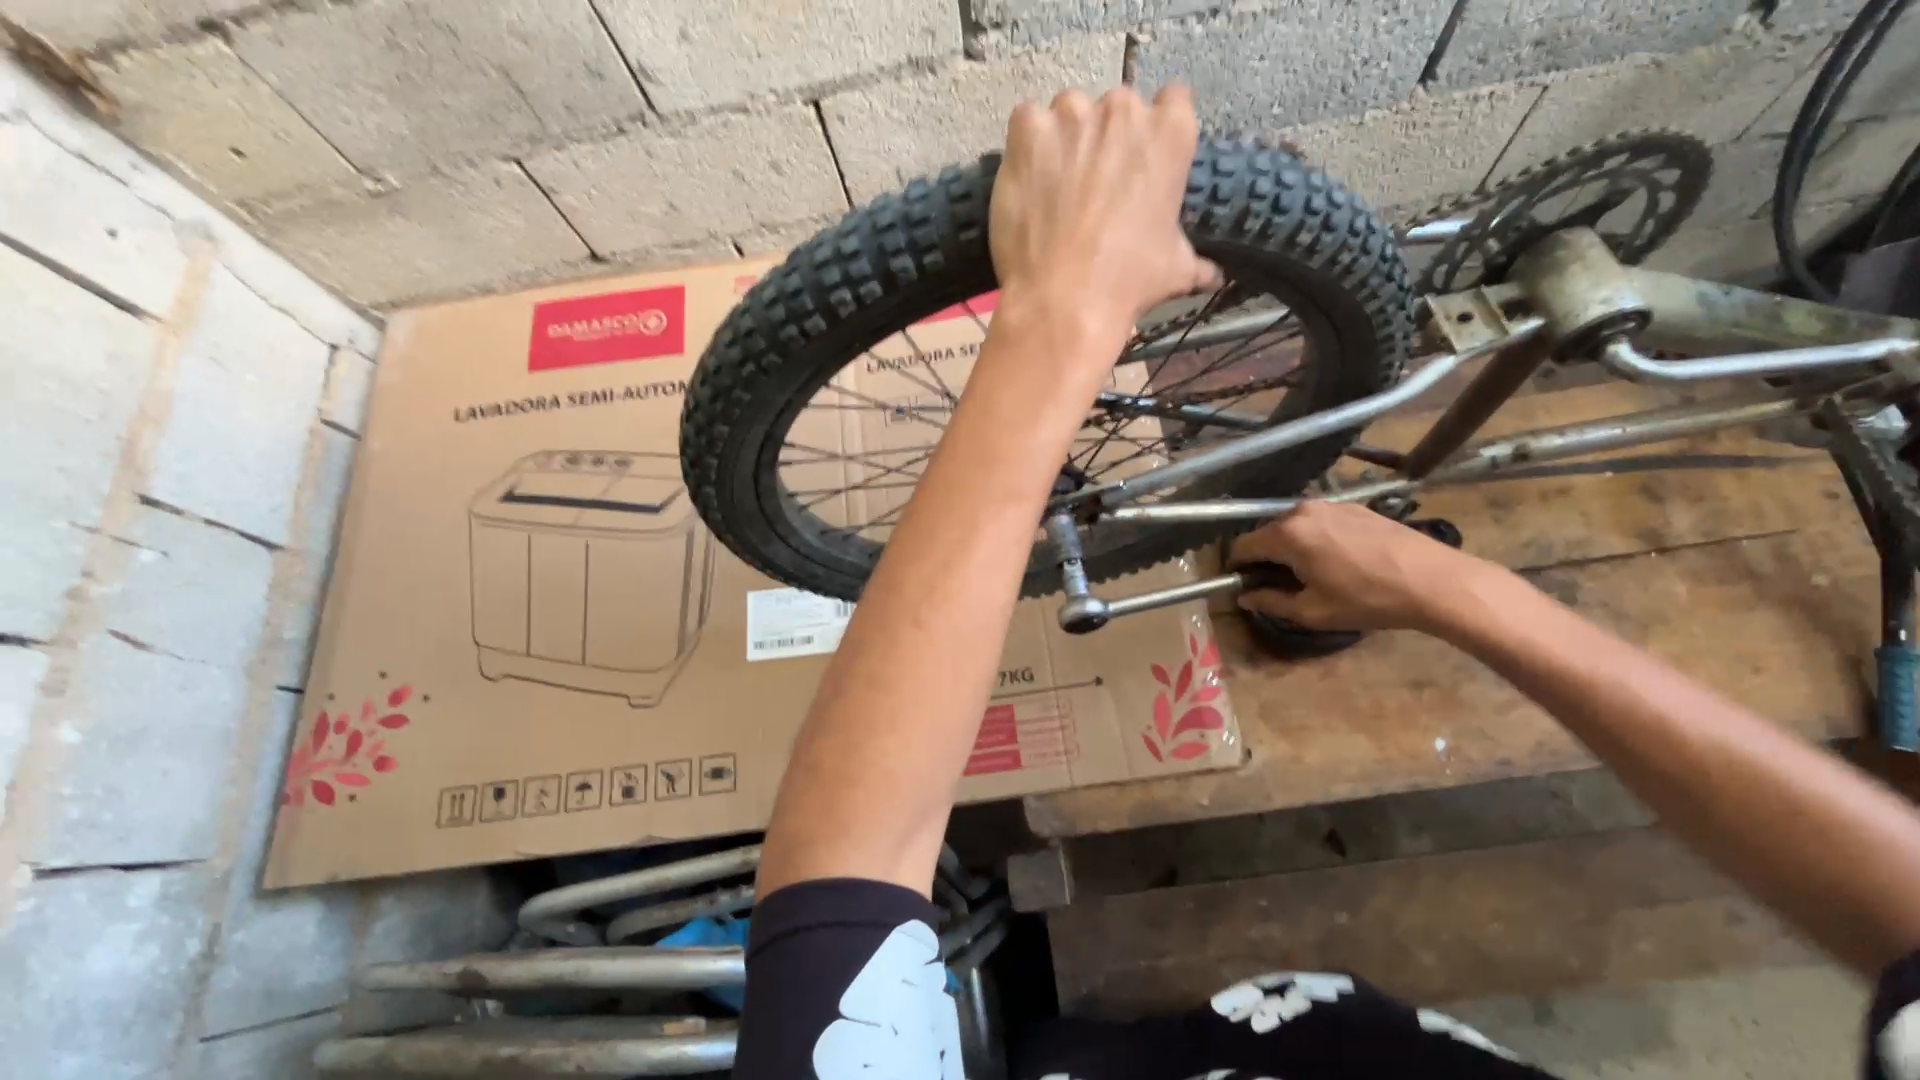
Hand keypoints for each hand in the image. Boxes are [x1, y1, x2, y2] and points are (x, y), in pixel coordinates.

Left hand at [989, 85, 1219, 341]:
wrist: (1063, 298)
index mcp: (1170, 133)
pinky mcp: (1027, 130)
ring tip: (1057, 184)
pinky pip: (1027, 121)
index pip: (1172, 101)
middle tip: (1095, 183)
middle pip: (1116, 108)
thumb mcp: (1176, 270)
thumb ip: (1197, 261)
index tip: (1141, 156)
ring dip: (1065, 137)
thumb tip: (1213, 276)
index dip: (1155, 129)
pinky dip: (1027, 144)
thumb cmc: (1128, 280)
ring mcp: (1072, 115)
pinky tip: (1027, 179)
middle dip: (1107, 137)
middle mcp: (1123, 110)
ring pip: (1069, 111)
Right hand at [1230, 502, 1496, 632]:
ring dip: (1291, 547)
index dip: (1237, 568)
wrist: (1433, 580)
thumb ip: (1270, 602)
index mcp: (1287, 534)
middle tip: (1278, 585)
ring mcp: (1331, 504)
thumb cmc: (1367, 599)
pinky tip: (1337, 562)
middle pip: (1267, 532)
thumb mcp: (1313, 611)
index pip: (1242, 546)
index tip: (1243, 586)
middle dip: (1264, 557)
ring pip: (1294, 526)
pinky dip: (1315, 539)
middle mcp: (1303, 511)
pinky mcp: (1355, 507)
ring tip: (1310, 574)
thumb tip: (1244, 597)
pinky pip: (1319, 522)